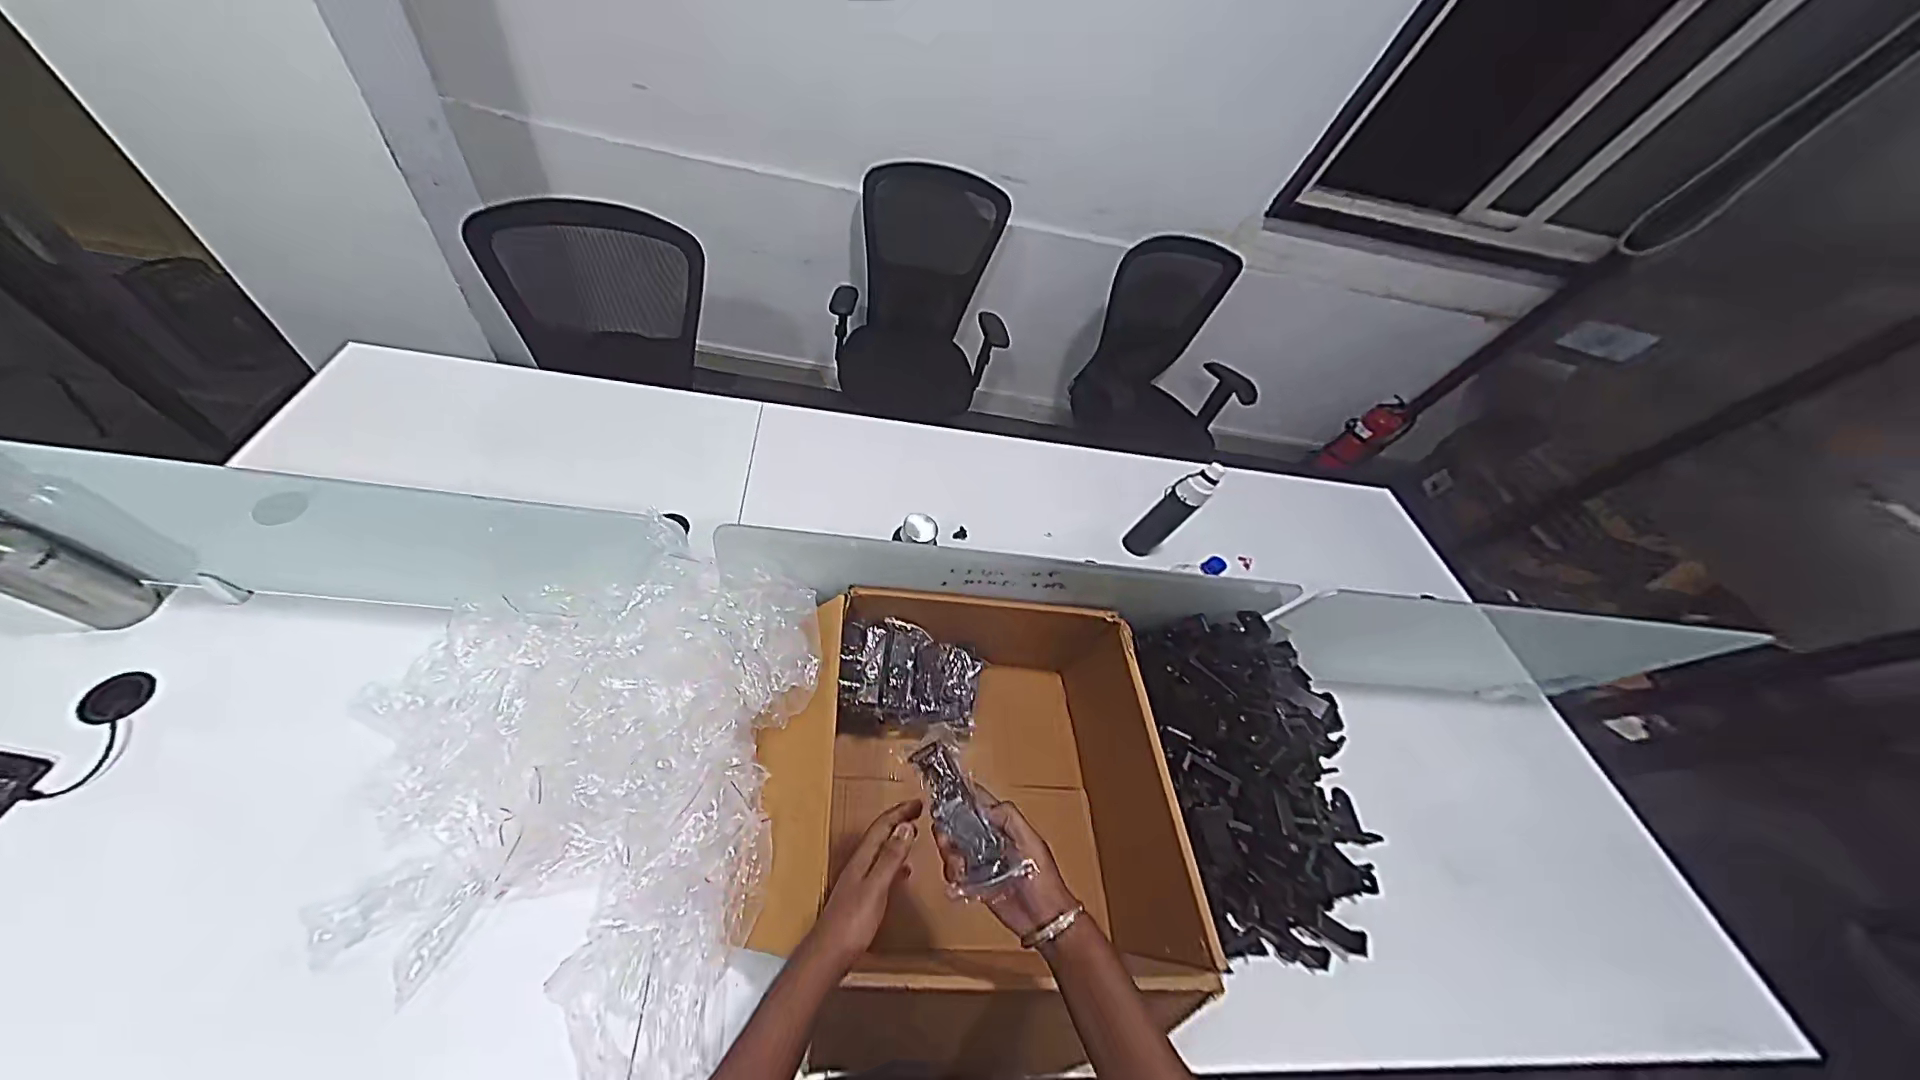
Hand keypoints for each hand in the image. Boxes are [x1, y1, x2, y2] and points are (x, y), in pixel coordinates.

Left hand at [808, 799, 920, 968]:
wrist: (828, 956)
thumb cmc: (852, 923)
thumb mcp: (876, 887)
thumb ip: (890, 858)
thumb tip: (906, 826)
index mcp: (862, 859)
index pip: (882, 826)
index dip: (900, 812)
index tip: (918, 803)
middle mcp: (858, 865)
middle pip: (880, 834)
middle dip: (898, 820)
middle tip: (917, 812)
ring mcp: (857, 881)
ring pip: (880, 850)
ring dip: (896, 839)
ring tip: (913, 836)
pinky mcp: (860, 897)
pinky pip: (881, 869)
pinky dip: (894, 862)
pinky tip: (902, 873)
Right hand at [937, 797, 1078, 939]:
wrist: (1044, 919)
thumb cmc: (1042, 878)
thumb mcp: (1031, 842)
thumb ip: (1011, 819)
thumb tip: (985, 806)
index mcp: (1003, 827)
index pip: (980, 805)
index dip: (962, 798)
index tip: (944, 796)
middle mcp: (989, 842)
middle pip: (959, 827)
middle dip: (947, 831)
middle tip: (945, 839)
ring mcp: (981, 864)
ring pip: (954, 852)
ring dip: (950, 858)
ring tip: (958, 868)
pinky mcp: (976, 885)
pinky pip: (956, 878)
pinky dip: (952, 881)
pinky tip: (957, 887)